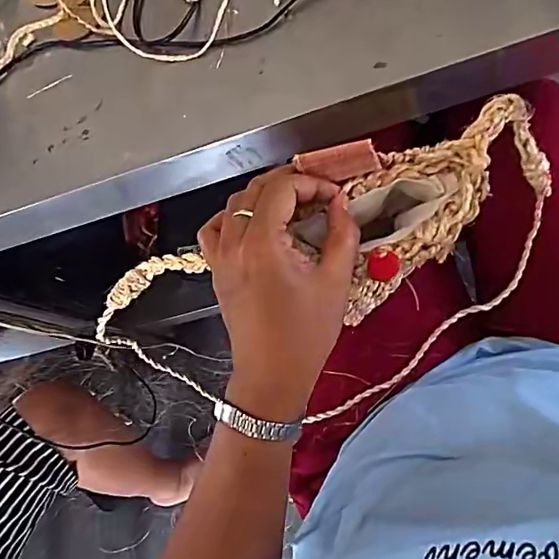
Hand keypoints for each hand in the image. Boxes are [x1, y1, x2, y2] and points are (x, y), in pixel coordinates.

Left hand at [197, 167, 358, 421]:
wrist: (272, 374)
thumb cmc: (306, 334)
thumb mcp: (336, 281)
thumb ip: (342, 234)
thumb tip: (341, 203)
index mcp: (263, 245)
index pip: (282, 188)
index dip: (312, 183)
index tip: (334, 197)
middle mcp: (234, 244)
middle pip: (257, 189)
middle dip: (292, 184)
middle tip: (320, 196)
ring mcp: (220, 256)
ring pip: (236, 203)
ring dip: (266, 196)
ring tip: (295, 207)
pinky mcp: (216, 269)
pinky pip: (216, 227)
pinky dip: (236, 216)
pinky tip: (258, 225)